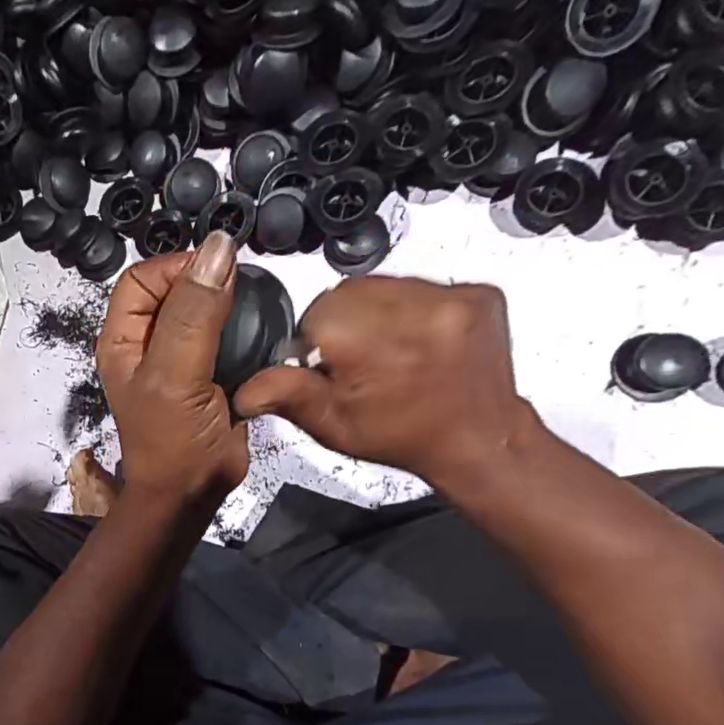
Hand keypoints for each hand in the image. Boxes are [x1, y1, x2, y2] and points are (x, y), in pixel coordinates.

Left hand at [95, 231, 248, 507]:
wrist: (192, 494)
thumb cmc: (171, 443)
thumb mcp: (174, 375)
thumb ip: (193, 314)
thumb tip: (217, 249)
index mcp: (124, 339)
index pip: (144, 278)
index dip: (177, 268)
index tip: (217, 274)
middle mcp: (150, 344)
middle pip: (177, 289)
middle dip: (209, 282)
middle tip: (243, 288)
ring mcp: (183, 359)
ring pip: (207, 311)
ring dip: (231, 306)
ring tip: (256, 309)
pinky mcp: (213, 373)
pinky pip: (229, 337)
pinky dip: (246, 331)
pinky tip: (262, 332)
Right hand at [234, 277, 538, 482]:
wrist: (476, 439)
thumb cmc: (407, 438)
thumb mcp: (335, 426)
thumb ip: (288, 397)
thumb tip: (246, 389)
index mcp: (371, 344)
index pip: (317, 312)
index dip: (317, 341)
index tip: (332, 365)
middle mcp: (416, 312)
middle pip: (350, 292)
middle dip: (347, 323)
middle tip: (364, 362)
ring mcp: (452, 299)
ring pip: (386, 284)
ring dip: (381, 313)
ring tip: (394, 353)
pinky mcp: (477, 293)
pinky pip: (424, 285)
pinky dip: (415, 309)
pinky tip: (420, 342)